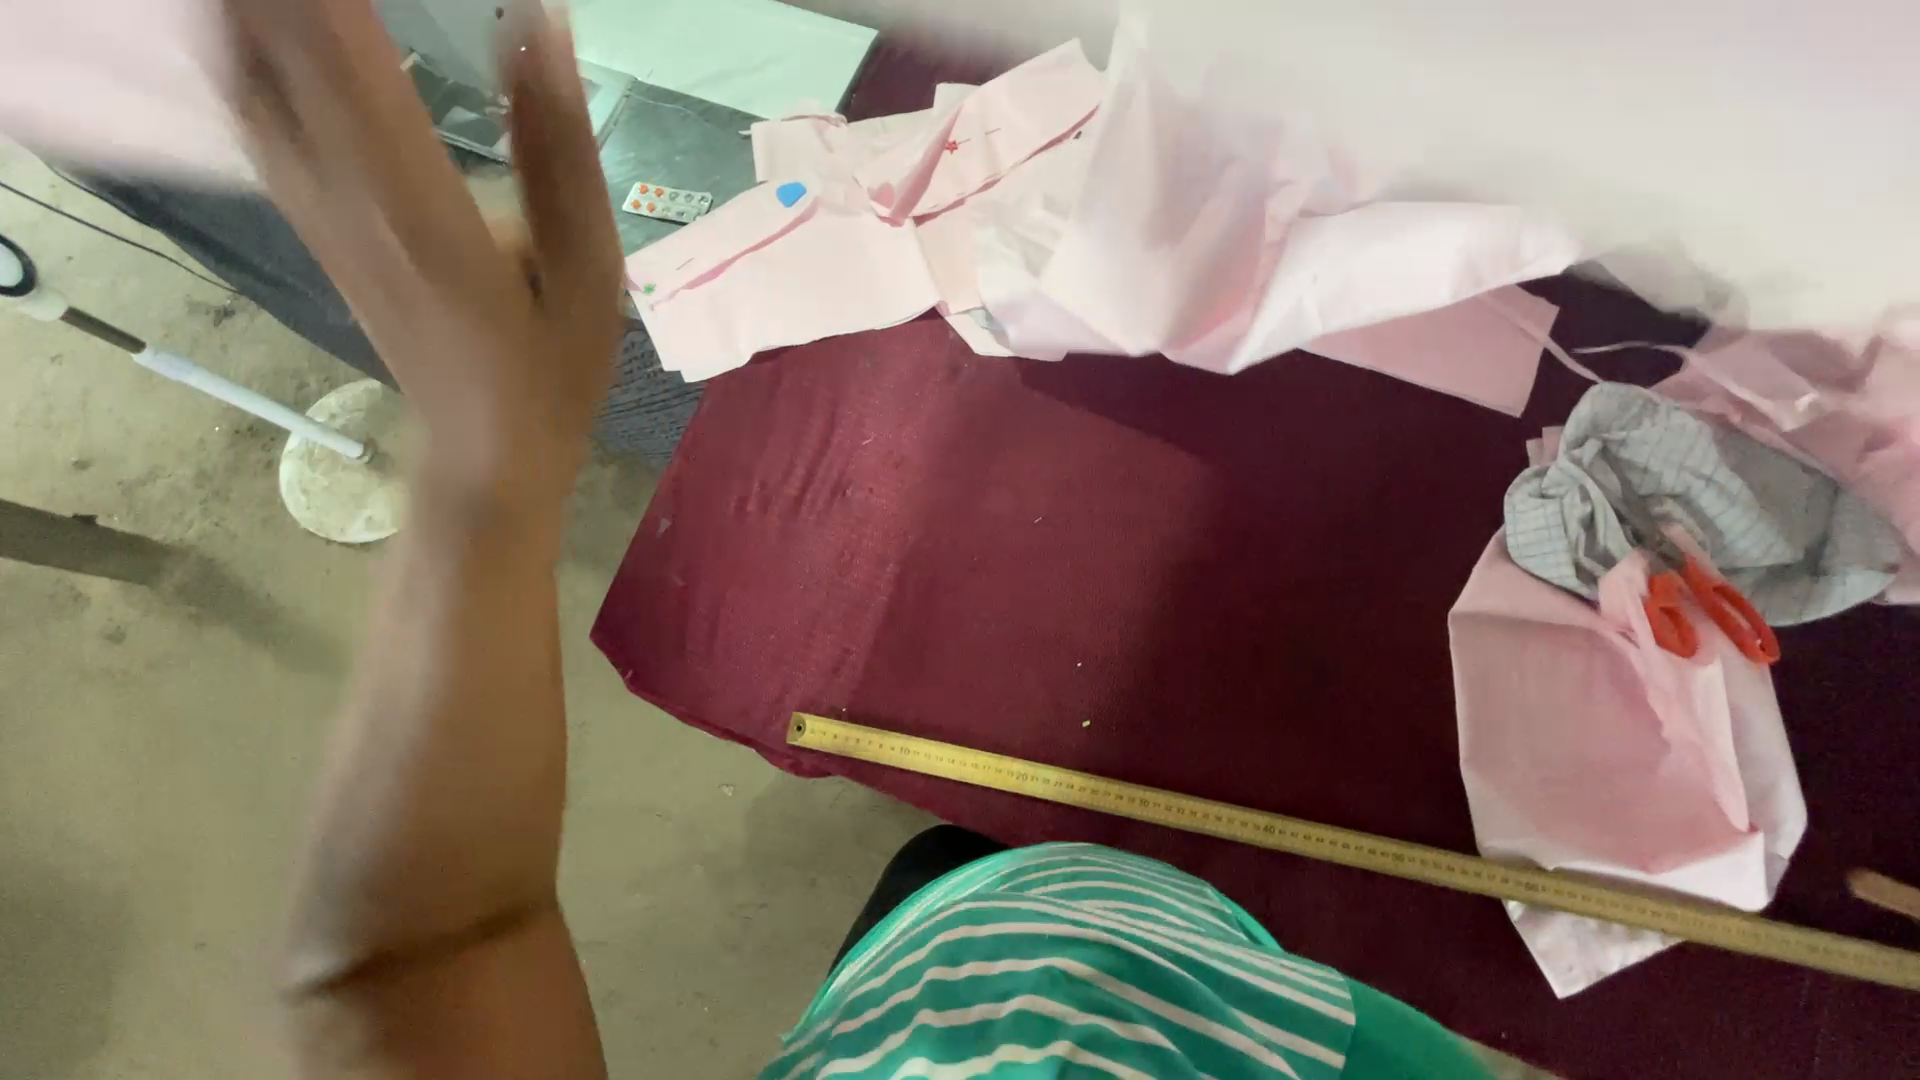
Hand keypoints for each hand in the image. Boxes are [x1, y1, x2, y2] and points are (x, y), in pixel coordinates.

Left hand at [227, 0, 623, 511]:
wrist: (488, 450)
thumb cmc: (552, 371)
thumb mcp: (587, 273)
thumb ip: (561, 154)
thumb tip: (539, 24)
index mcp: (415, 202)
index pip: (342, 41)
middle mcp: (339, 190)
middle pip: (272, 40)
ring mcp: (312, 206)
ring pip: (245, 65)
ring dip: (266, 14)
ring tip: (325, 4)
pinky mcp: (311, 220)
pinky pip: (253, 107)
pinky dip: (255, 46)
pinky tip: (284, 32)